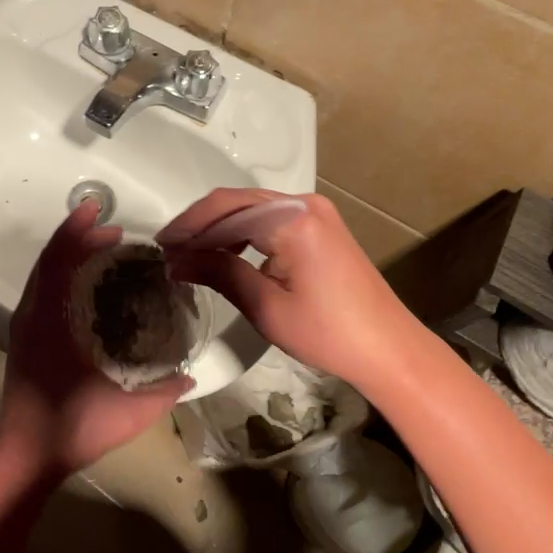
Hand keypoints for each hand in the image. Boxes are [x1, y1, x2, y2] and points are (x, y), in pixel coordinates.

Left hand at [0, 199, 192, 479]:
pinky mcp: (24, 338)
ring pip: (44, 275)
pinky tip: (87, 286)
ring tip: (103, 250)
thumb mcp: (125, 413)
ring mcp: (24, 326)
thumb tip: (189, 374)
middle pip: (50, 261)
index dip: (75, 230)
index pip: (57, 260)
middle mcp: (31, 315)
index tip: (98, 211)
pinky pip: (41, 291)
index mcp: (49, 321)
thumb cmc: (70, 430)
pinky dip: (62, 275)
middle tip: (114, 231)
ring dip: (70, 256)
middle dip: (78, 238)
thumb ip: (162, 392)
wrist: (25, 458)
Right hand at [158, 188, 422, 387]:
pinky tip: (227, 252)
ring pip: (252, 207)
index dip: (189, 225)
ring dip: (221, 227)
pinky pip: (270, 217)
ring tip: (192, 253)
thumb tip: (176, 261)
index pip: (225, 208)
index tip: (162, 246)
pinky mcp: (321, 225)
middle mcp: (303, 204)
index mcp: (291, 219)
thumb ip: (219, 273)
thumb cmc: (328, 333)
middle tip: (172, 250)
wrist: (391, 350)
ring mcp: (315, 212)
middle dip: (201, 224)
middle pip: (237, 201)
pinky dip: (244, 230)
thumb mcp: (266, 307)